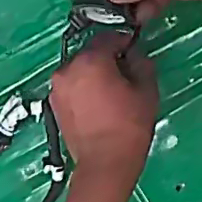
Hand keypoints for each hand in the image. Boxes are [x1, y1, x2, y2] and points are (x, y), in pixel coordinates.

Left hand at [49, 32, 158, 187]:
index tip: (134, 52)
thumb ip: (142, 64)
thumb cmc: (129, 127)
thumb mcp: (146, 91)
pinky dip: (84, 91)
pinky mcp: (54, 105)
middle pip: (90, 54)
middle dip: (107, 60)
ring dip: (94, 76)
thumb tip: (135, 55)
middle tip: (125, 76)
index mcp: (90, 60)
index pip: (108, 38)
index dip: (124, 42)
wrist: (105, 164)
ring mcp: (57, 88)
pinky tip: (99, 106)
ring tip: (111, 94)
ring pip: (79, 72)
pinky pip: (72, 88)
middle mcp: (67, 69)